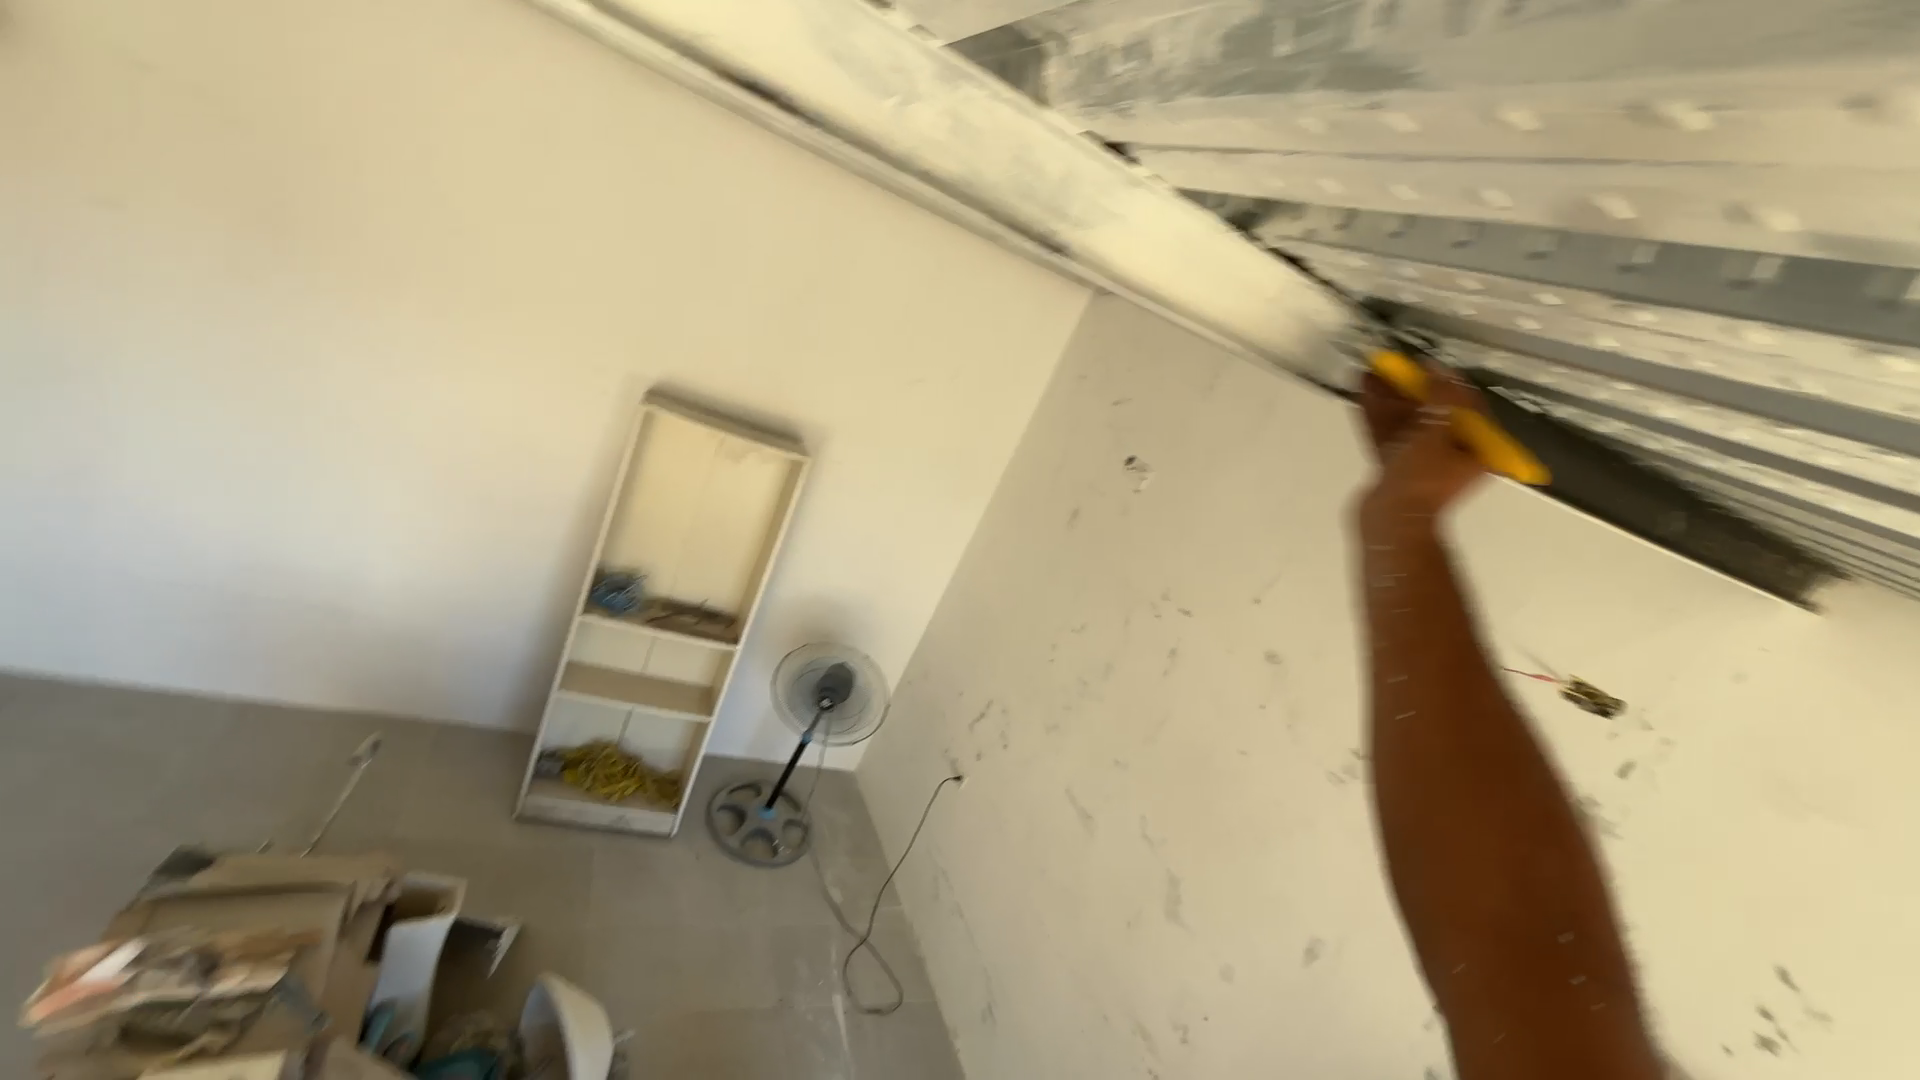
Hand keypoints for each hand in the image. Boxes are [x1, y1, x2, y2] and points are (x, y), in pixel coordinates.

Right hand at [1354, 364, 1488, 524]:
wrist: (1389, 522)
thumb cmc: (1420, 480)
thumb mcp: (1436, 433)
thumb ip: (1439, 398)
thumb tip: (1438, 369)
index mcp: (1475, 447)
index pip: (1467, 404)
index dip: (1447, 381)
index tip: (1424, 363)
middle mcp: (1451, 452)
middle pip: (1432, 411)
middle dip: (1409, 387)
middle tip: (1390, 365)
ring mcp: (1420, 461)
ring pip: (1406, 422)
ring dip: (1388, 397)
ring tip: (1369, 372)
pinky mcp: (1394, 468)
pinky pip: (1388, 436)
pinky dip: (1376, 416)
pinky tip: (1362, 395)